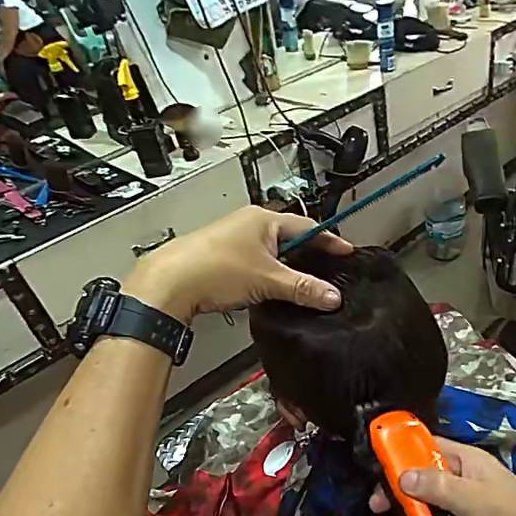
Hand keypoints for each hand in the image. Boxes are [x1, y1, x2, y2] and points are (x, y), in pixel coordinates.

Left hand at [124, 206, 352, 321]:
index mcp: (263, 219)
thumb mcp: (268, 280)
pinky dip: (268, 276)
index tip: (346, 252)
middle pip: (291, 239)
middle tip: (328, 273)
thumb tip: (332, 296)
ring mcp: (234, 240)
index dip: (329, 241)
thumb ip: (304, 288)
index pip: (308, 226)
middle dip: (309, 257)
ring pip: (272, 254)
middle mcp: (249, 224)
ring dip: (286, 269)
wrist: (168, 284)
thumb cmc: (212, 269)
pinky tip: (271, 291)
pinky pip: (256, 264)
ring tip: (301, 287)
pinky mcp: (223, 258)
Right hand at [368, 437, 515, 515]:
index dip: (402, 452)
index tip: (378, 465)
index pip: (428, 447)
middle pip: (420, 483)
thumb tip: (402, 476)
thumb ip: (437, 487)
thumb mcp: (475, 500)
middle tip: (378, 509)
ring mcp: (463, 514)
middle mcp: (462, 484)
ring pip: (425, 515)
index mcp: (468, 463)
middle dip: (400, 497)